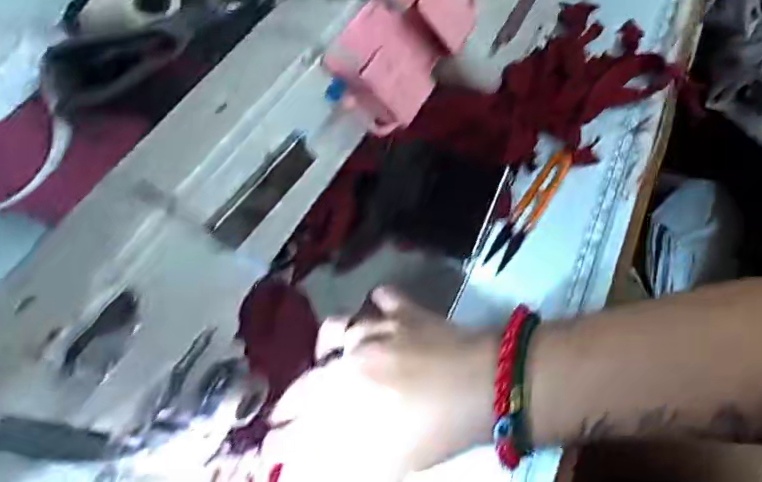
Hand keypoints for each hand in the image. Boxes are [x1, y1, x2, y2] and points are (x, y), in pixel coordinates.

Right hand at [262, 287, 495, 480]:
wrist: (487, 381)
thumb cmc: (435, 431)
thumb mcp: (380, 463)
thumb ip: (336, 463)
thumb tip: (304, 463)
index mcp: (336, 405)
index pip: (288, 431)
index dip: (278, 445)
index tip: (275, 453)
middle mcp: (347, 363)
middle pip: (304, 382)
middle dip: (292, 405)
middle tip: (295, 416)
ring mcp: (379, 330)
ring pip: (336, 330)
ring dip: (328, 348)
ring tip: (333, 361)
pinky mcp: (409, 310)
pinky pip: (382, 297)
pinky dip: (375, 306)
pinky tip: (378, 318)